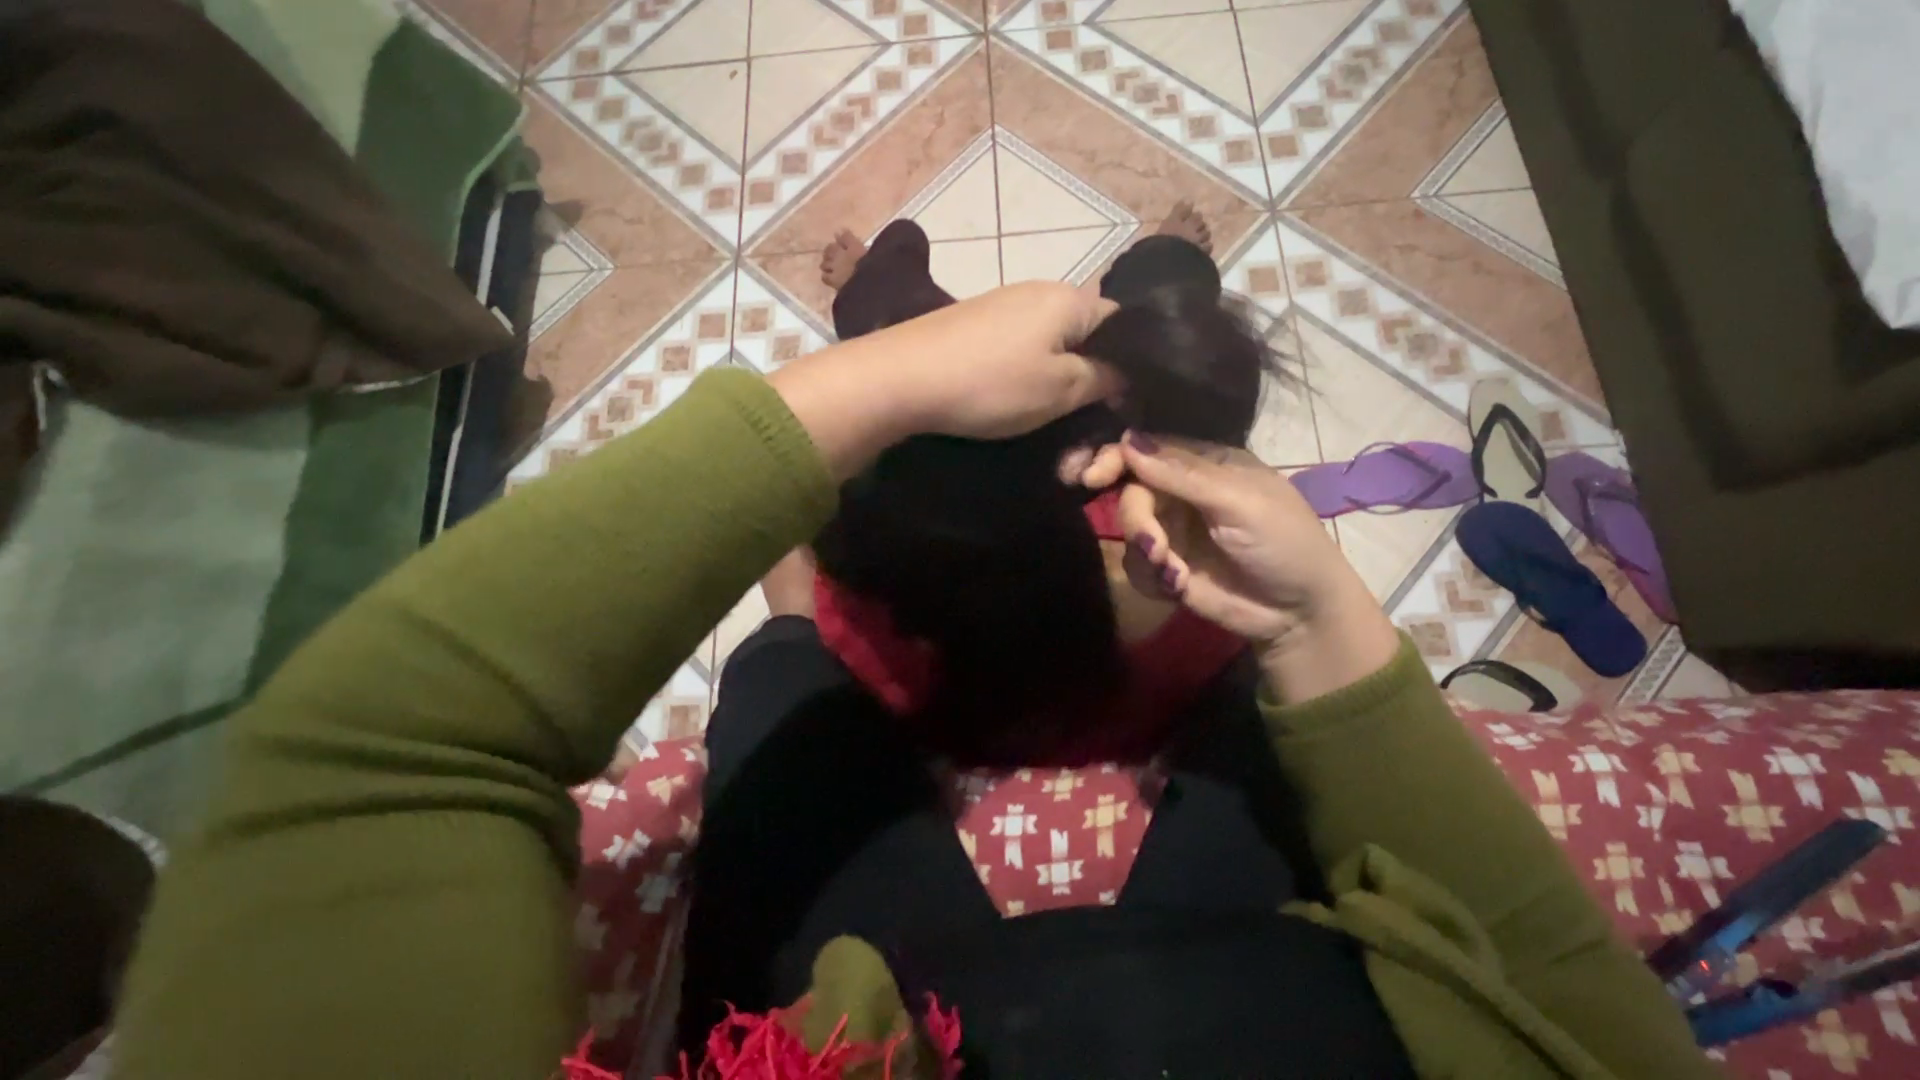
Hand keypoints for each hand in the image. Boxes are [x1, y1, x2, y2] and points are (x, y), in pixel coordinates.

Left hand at [886, 282, 1121, 438]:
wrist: (902, 378)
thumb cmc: (992, 383)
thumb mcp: (1060, 389)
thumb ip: (1104, 379)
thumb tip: (1129, 374)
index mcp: (1071, 298)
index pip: (1125, 323)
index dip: (1134, 362)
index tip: (1130, 401)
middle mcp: (1041, 289)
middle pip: (1087, 331)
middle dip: (1094, 371)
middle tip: (1092, 413)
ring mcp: (1005, 303)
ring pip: (1054, 340)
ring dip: (1059, 374)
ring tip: (1053, 408)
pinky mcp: (977, 322)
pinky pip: (1022, 344)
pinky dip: (1028, 369)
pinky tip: (1016, 393)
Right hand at [1115, 433, 1399, 701]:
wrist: (1298, 614)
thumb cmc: (1283, 544)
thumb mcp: (1238, 502)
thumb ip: (1181, 474)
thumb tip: (1126, 439)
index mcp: (1205, 465)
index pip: (1148, 449)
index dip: (1114, 458)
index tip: (1091, 477)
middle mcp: (1183, 493)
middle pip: (1132, 491)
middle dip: (1136, 519)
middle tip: (1154, 545)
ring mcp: (1174, 531)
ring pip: (1129, 530)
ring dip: (1146, 553)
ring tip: (1175, 573)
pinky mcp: (1167, 569)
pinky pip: (1134, 564)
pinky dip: (1149, 576)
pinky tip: (1177, 587)